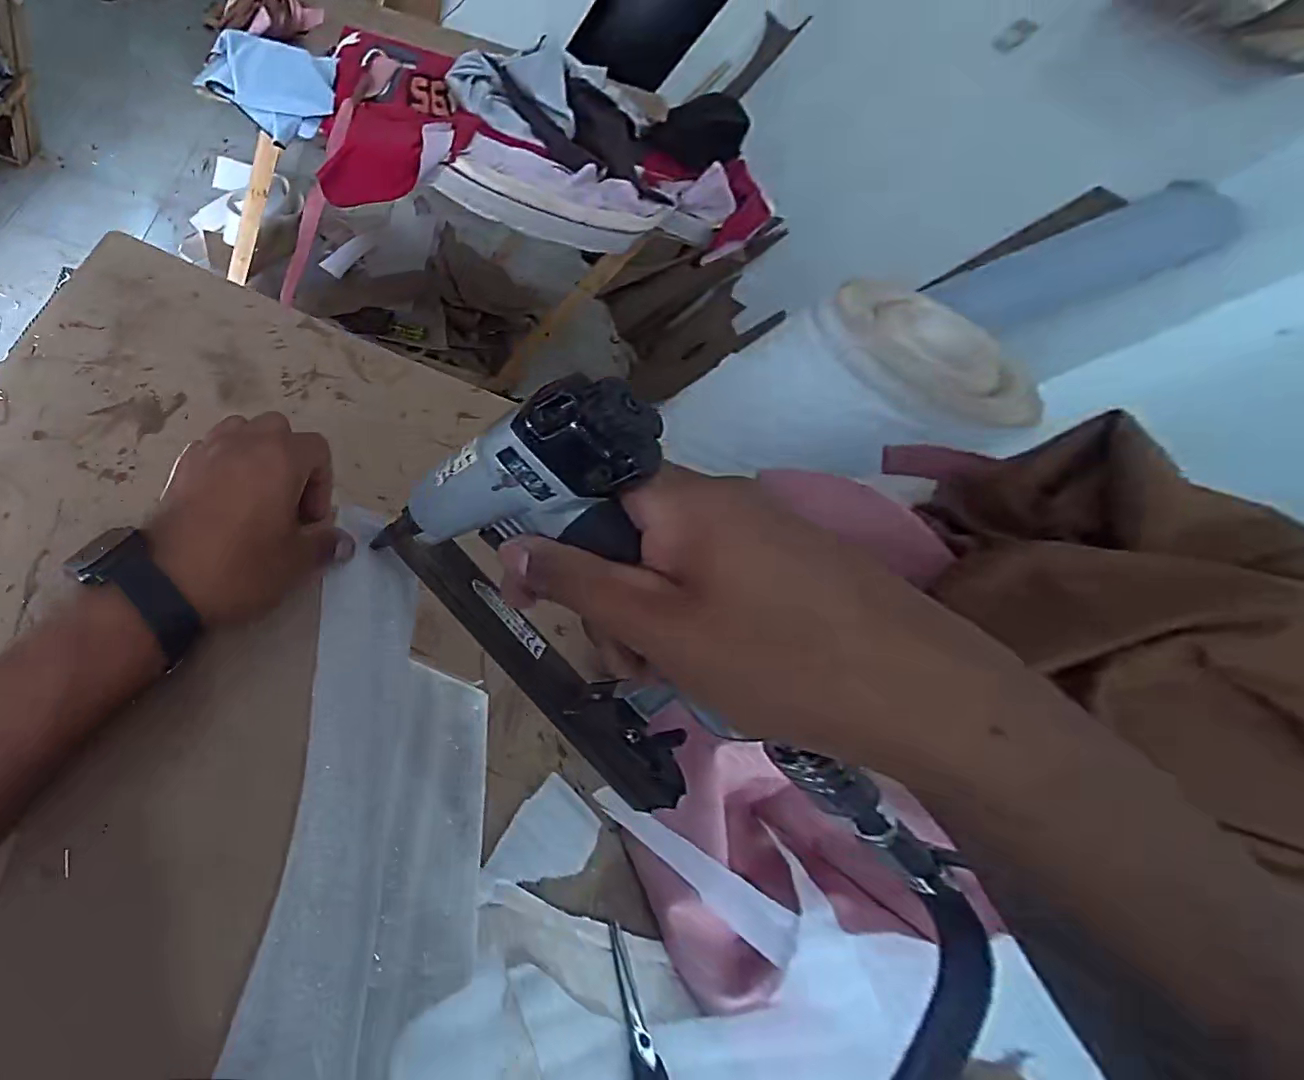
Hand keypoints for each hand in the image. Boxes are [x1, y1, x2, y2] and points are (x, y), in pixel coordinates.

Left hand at [144, 413, 354, 627]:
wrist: (169, 582)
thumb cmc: (241, 567)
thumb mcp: (294, 563)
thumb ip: (323, 544)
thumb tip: (342, 541)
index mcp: (280, 457)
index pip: (318, 449)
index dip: (322, 485)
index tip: (309, 521)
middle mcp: (245, 441)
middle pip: (280, 432)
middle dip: (291, 464)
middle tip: (286, 507)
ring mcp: (209, 449)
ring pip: (243, 433)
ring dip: (256, 457)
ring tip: (254, 497)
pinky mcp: (182, 466)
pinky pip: (213, 450)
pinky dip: (225, 465)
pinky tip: (222, 501)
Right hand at [496, 466, 1081, 775]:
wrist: (934, 703)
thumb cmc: (775, 657)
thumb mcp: (655, 624)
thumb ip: (575, 580)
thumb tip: (510, 547)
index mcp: (681, 498)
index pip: (584, 488)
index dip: (545, 535)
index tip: (528, 592)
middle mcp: (716, 500)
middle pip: (621, 535)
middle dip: (605, 598)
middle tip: (624, 659)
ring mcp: (754, 533)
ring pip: (659, 566)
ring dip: (643, 619)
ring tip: (667, 674)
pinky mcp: (781, 566)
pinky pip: (703, 581)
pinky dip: (684, 621)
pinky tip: (702, 667)